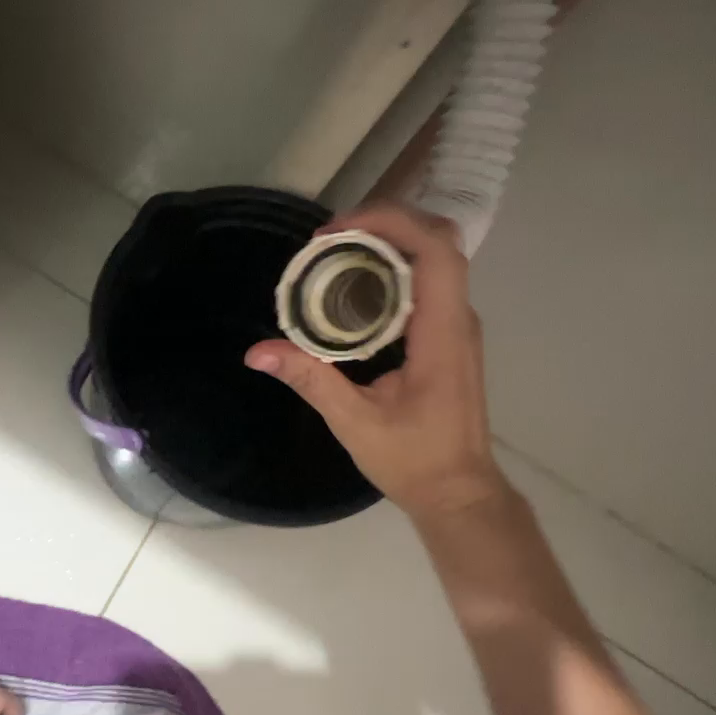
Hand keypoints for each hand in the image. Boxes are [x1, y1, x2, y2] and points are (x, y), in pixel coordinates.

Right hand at [245, 203, 508, 519]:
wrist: (457, 492)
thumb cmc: (413, 460)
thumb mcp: (353, 421)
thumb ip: (309, 379)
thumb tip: (258, 352)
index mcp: (442, 332)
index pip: (433, 250)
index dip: (388, 223)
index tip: (335, 231)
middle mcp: (457, 319)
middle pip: (436, 241)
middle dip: (383, 225)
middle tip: (327, 240)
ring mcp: (456, 327)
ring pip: (432, 260)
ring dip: (385, 246)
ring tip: (331, 258)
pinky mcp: (447, 338)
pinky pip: (424, 286)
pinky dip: (389, 273)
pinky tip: (349, 293)